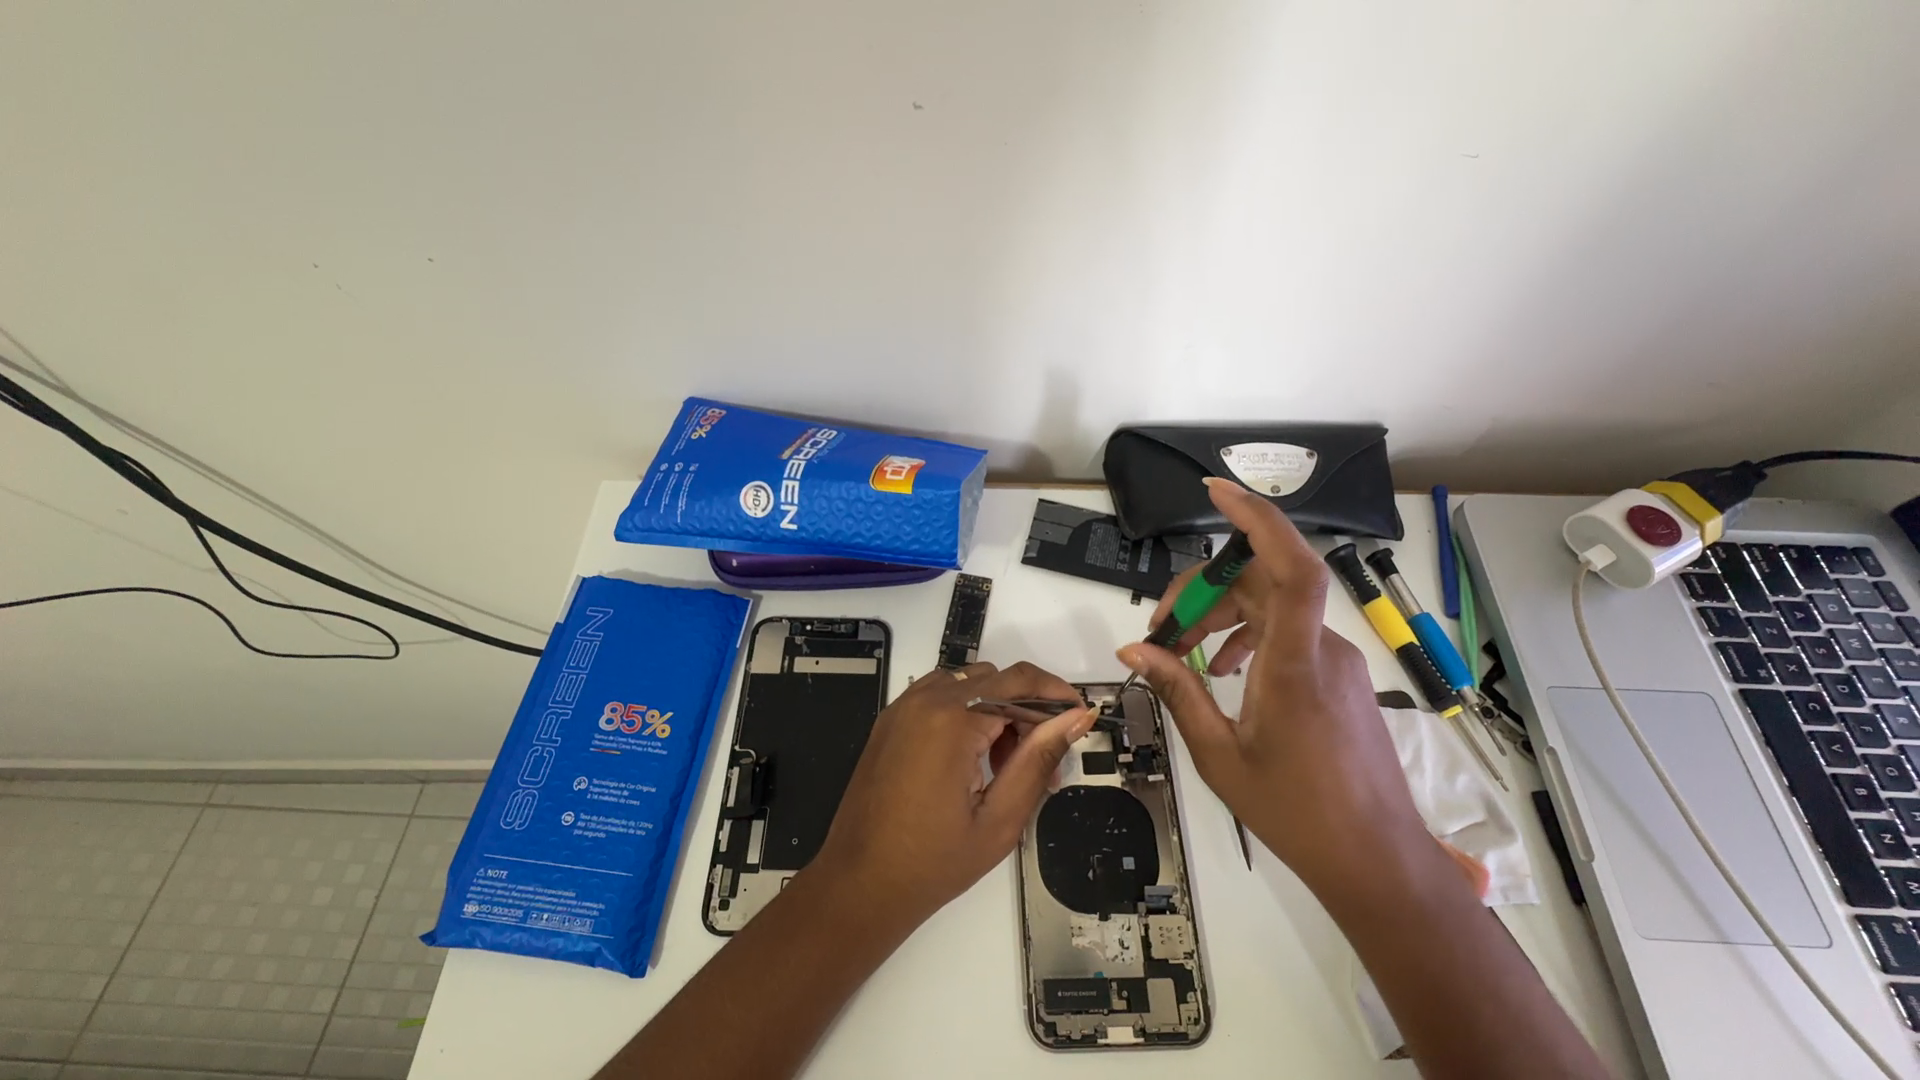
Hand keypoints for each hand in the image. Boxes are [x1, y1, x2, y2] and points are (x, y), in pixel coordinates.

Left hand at [809, 661, 1095, 929]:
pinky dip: (965, 716)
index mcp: (951, 719)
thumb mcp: (1000, 818)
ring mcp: (901, 709)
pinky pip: (939, 698)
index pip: (1020, 682)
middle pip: (995, 680)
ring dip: (997, 713)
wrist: (859, 884)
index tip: (1079, 723)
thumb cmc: (931, 863)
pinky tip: (972, 763)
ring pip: (968, 686)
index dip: (1057, 697)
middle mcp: (923, 701)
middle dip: (1028, 712)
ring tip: (1005, 770)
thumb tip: (1075, 717)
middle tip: (1043, 765)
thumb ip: (1039, 759)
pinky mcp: (889, 723)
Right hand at [1118, 478, 1429, 892]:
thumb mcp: (1218, 755)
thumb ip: (1179, 692)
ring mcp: (1338, 662)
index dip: (1257, 519)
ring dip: (1222, 618)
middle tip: (1158, 630)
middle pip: (1261, 585)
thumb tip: (1134, 649)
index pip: (1290, 567)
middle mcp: (1322, 650)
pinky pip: (1290, 636)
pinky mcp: (1341, 679)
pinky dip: (1250, 638)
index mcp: (1294, 665)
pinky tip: (1224, 671)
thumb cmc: (1294, 812)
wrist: (1375, 860)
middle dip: (1201, 594)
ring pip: (1274, 610)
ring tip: (1182, 656)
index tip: (1216, 492)